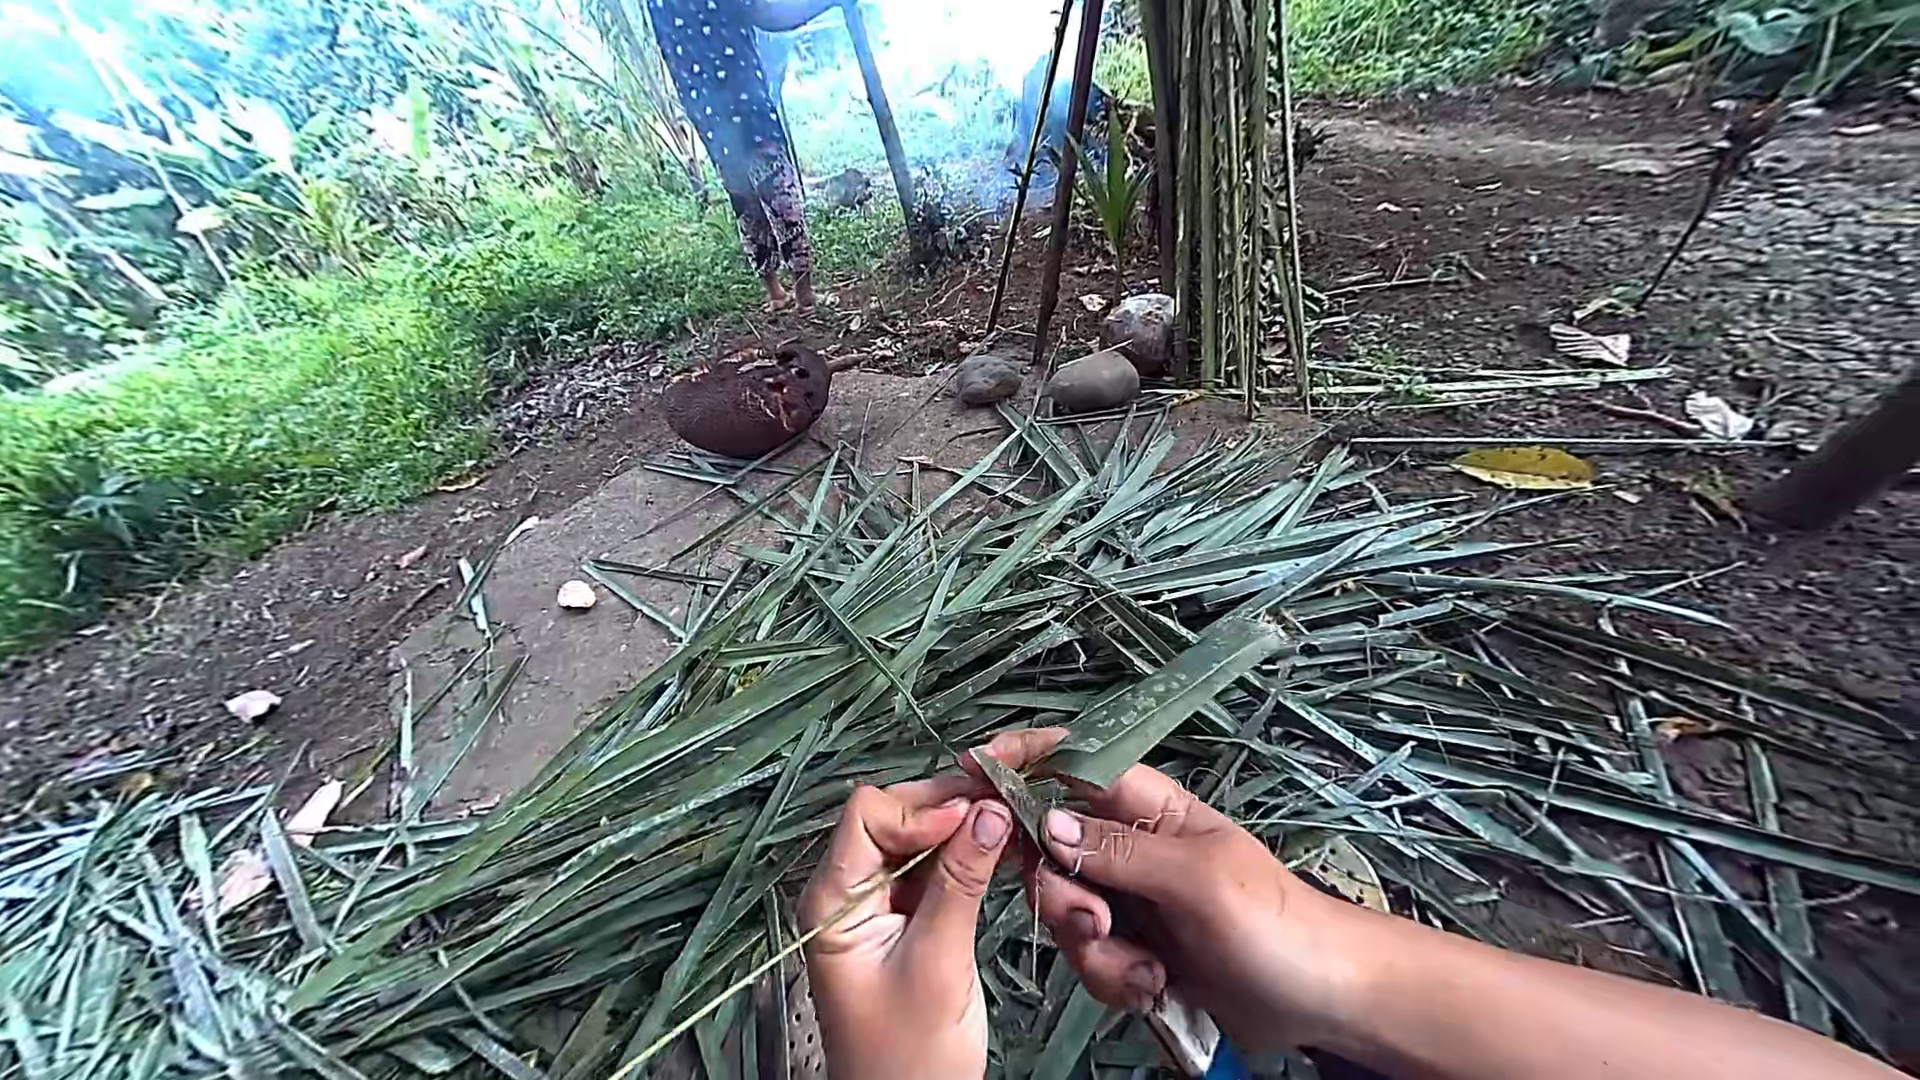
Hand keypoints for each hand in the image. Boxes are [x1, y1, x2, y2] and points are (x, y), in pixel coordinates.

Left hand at [799, 776, 1013, 1079]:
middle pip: (893, 815)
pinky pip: (934, 860)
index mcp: (833, 898)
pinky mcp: (907, 909)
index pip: (866, 815)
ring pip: (918, 833)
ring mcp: (879, 898)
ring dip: (961, 824)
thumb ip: (962, 881)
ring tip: (1004, 821)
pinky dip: (965, 848)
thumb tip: (991, 810)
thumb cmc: (910, 1059)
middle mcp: (850, 887)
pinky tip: (997, 845)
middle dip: (944, 808)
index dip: (917, 810)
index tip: (967, 818)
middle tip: (997, 808)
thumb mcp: (937, 964)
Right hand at [969, 728, 1358, 1053]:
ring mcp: (1117, 887)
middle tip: (1097, 921)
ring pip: (1058, 901)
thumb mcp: (1198, 879)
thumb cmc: (1271, 921)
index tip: (976, 772)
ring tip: (1144, 966)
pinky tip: (1153, 982)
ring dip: (1091, 944)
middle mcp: (1118, 836)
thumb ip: (1120, 850)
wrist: (1315, 1000)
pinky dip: (1110, 974)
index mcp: (1140, 799)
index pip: (1068, 757)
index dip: (1020, 756)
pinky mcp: (1121, 934)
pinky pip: (1082, 949)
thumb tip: (1047, 823)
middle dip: (1059, 890)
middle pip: (1044, 840)